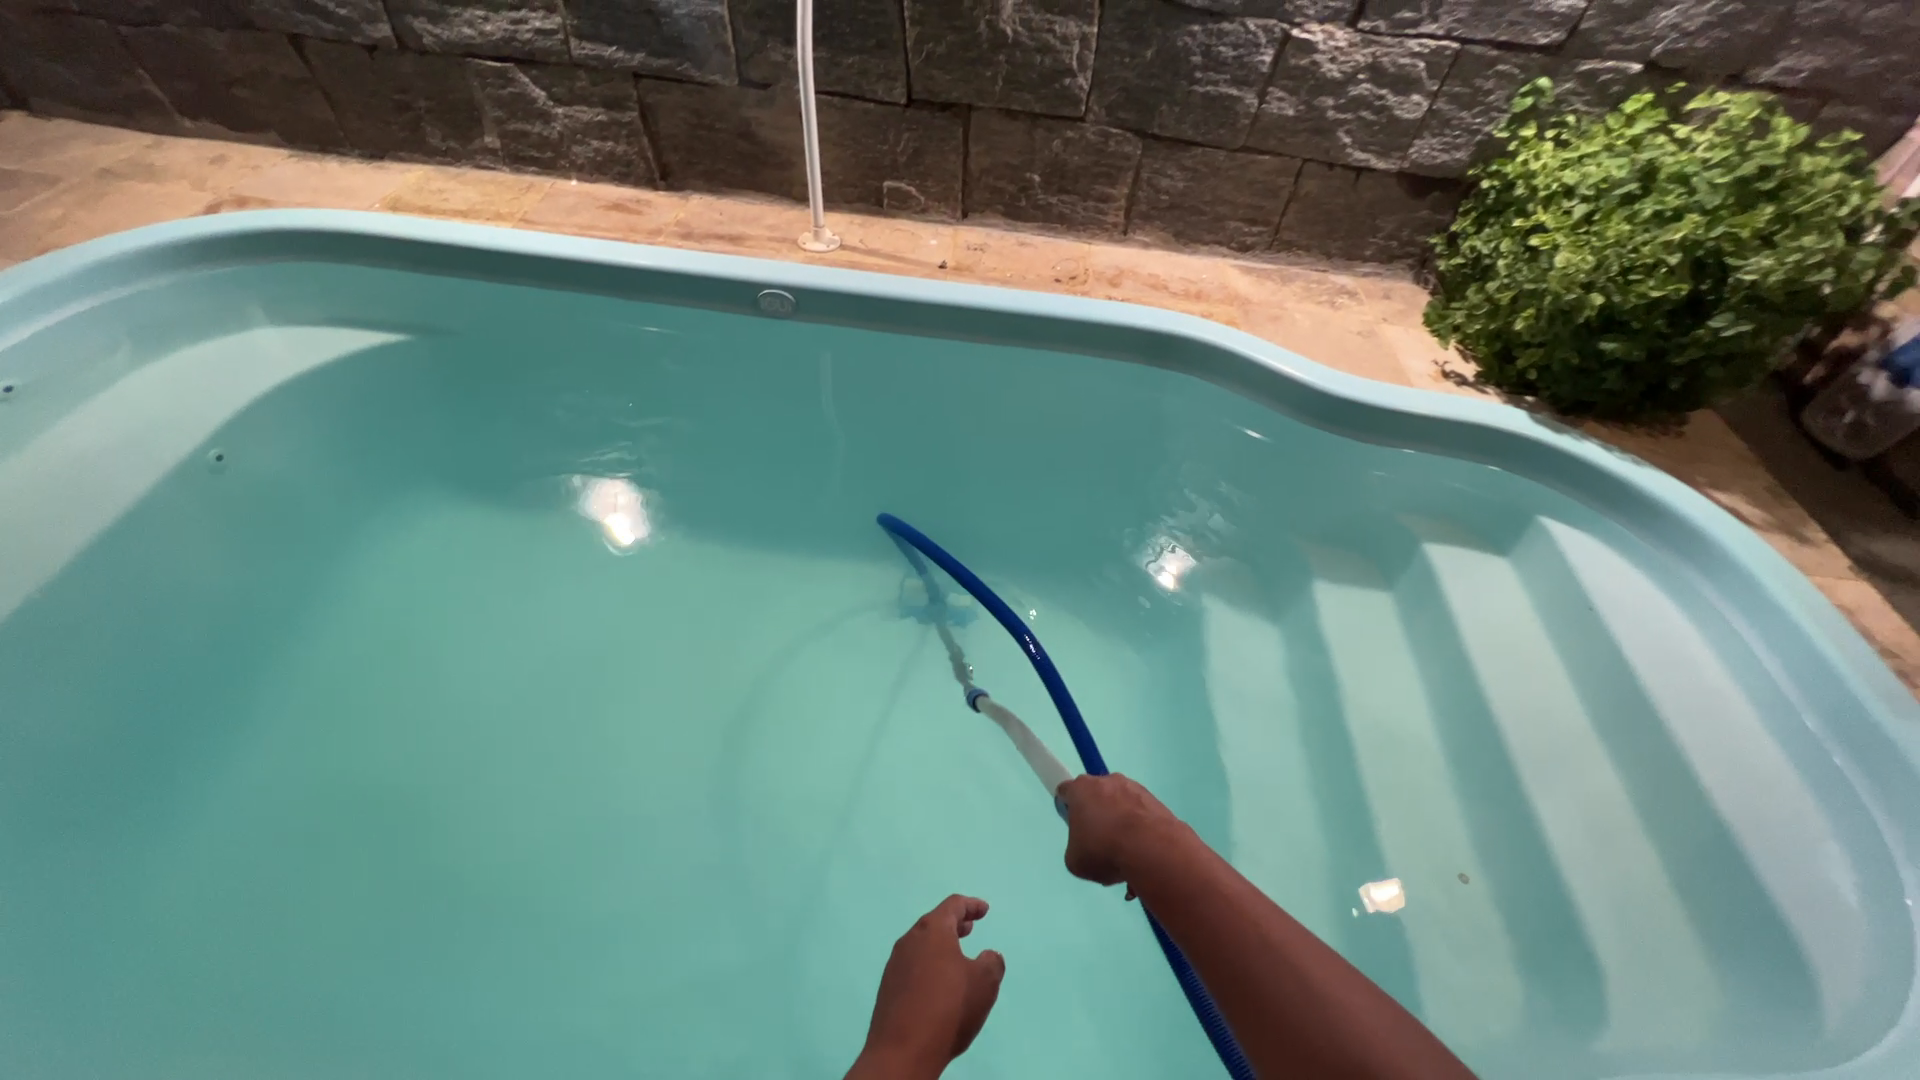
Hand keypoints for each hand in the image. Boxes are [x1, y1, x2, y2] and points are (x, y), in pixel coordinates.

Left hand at [848, 895, 1005, 1079]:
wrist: (902, 1052)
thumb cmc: (948, 1008)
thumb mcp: (984, 984)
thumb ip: (992, 963)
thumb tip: (989, 956)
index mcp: (933, 930)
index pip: (953, 905)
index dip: (971, 905)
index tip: (984, 910)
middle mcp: (910, 940)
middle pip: (934, 923)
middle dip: (954, 924)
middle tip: (969, 928)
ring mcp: (895, 964)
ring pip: (921, 944)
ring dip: (940, 946)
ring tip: (956, 957)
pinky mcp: (888, 988)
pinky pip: (912, 965)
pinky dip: (928, 965)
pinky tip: (937, 984)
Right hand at [1057, 773, 1188, 886]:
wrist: (1151, 850)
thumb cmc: (1103, 850)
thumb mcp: (1074, 861)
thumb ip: (1075, 848)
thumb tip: (1087, 850)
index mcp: (1081, 789)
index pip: (1066, 791)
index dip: (1067, 807)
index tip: (1073, 825)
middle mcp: (1107, 781)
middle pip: (1096, 796)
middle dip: (1097, 816)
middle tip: (1100, 843)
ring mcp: (1134, 788)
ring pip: (1121, 804)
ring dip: (1120, 823)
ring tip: (1126, 853)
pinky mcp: (1156, 801)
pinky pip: (1141, 814)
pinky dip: (1140, 829)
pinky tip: (1142, 852)